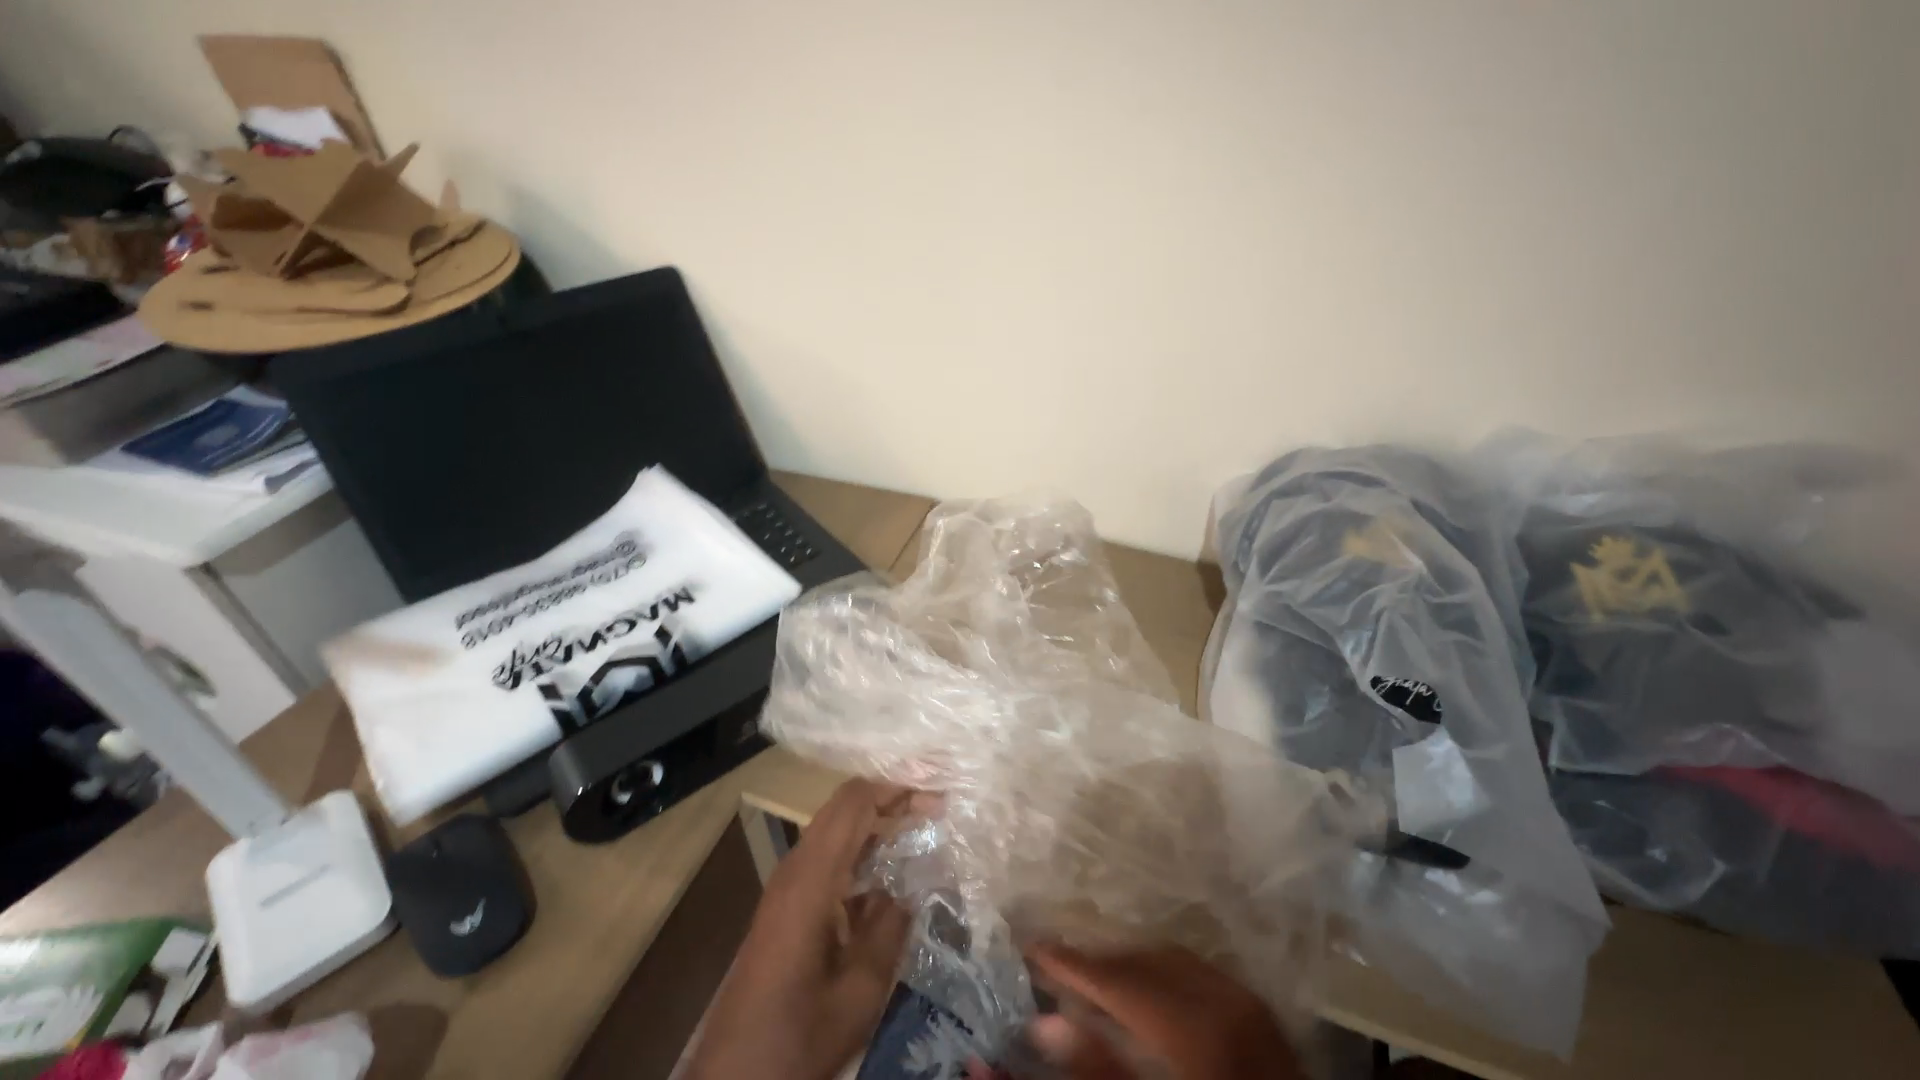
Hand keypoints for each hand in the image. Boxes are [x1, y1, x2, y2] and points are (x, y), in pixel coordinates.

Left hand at [684, 779, 917, 1079]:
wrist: (738, 1073)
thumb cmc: (801, 1032)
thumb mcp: (861, 988)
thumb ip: (891, 926)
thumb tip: (915, 882)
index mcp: (811, 880)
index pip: (853, 803)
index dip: (895, 788)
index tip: (938, 794)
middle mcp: (794, 870)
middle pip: (843, 810)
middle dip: (890, 800)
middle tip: (938, 810)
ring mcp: (785, 888)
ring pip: (834, 833)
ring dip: (876, 826)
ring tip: (923, 834)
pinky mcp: (785, 907)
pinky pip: (827, 860)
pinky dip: (860, 853)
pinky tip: (890, 876)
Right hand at [1011, 944, 1302, 1079]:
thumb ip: (1099, 1067)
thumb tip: (1045, 1021)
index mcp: (1194, 1024)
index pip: (1115, 979)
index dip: (1068, 961)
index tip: (1029, 944)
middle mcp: (1221, 996)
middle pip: (1141, 962)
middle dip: (1095, 961)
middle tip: (1053, 963)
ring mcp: (1245, 1000)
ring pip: (1169, 959)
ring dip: (1126, 964)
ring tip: (1091, 978)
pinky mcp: (1259, 1011)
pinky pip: (1197, 971)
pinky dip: (1161, 973)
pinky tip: (1144, 992)